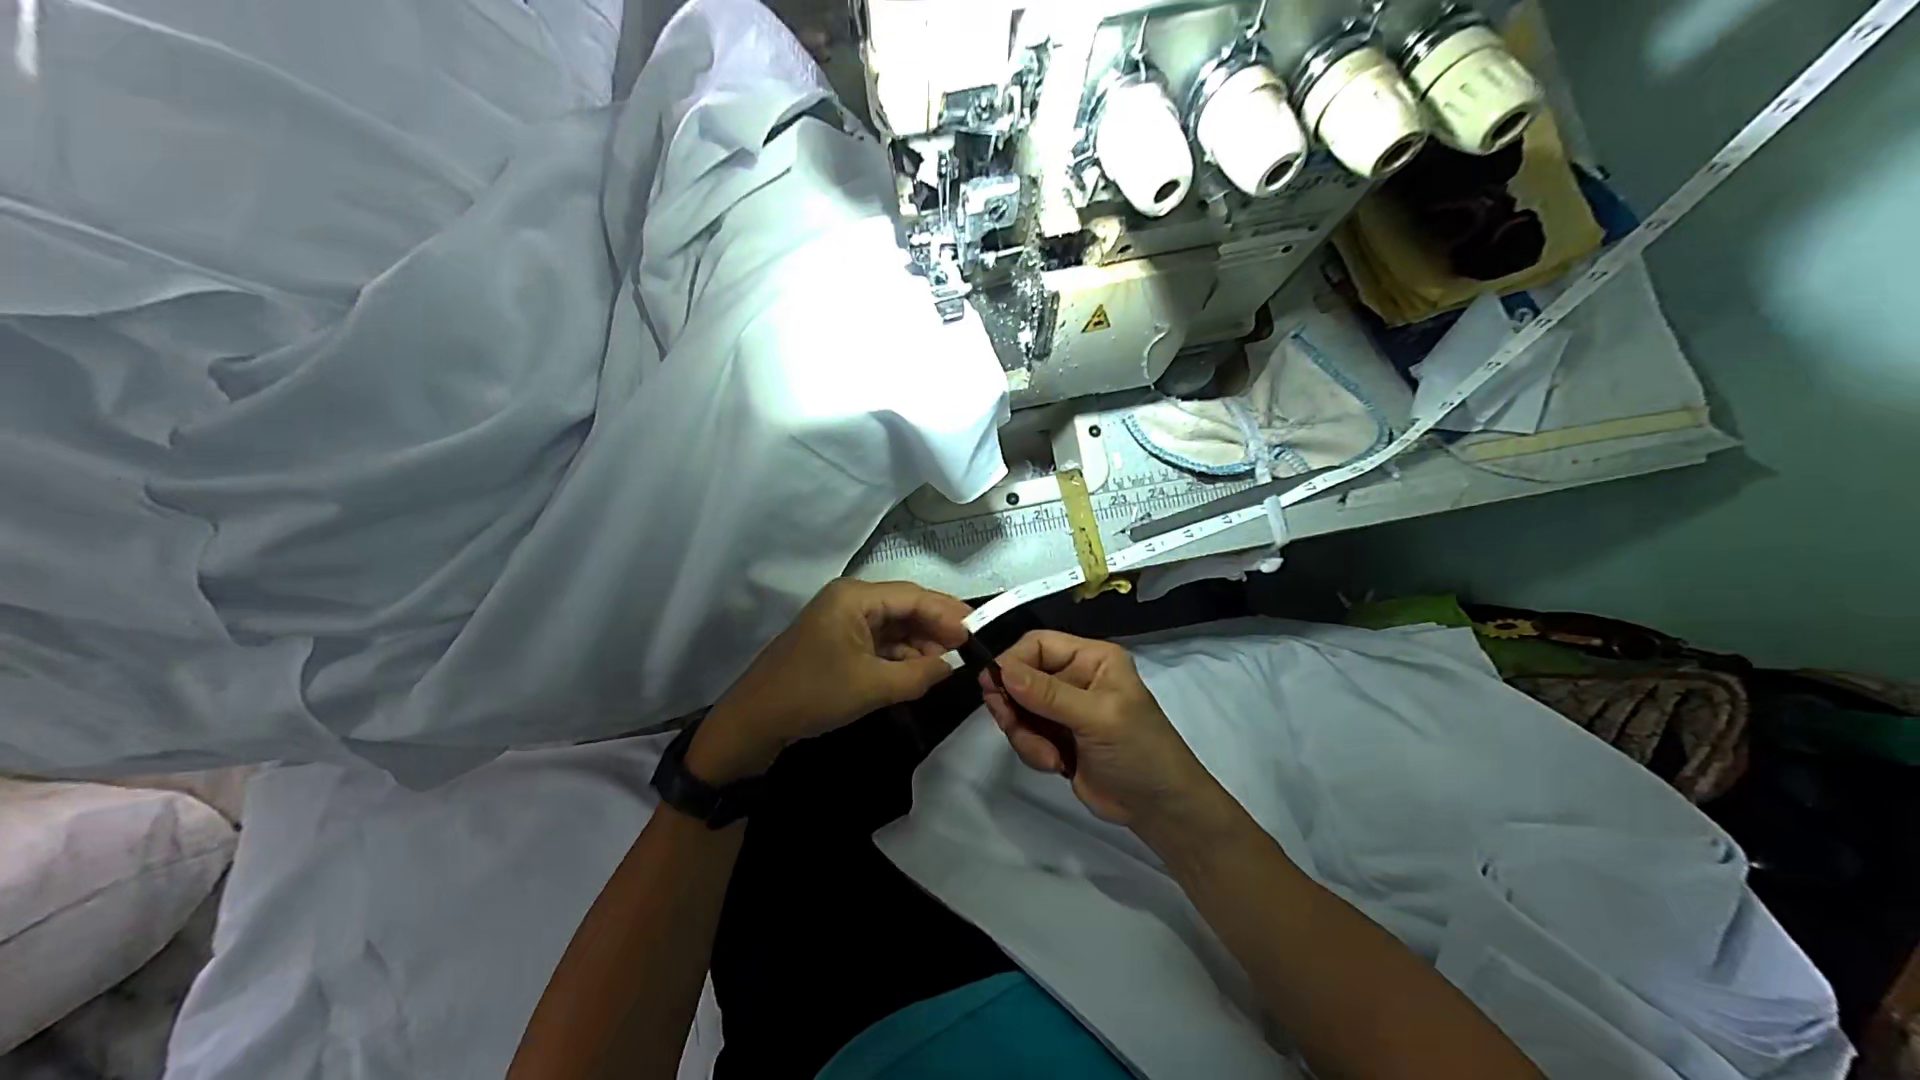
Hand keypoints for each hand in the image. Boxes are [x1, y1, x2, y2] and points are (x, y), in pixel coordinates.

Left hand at [689, 580, 970, 782]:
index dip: (947, 614)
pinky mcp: (838, 642)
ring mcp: (842, 621)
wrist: (754, 722)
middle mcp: (849, 600)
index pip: (913, 596)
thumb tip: (951, 666)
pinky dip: (900, 655)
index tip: (976, 634)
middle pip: (904, 607)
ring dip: (919, 643)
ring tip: (947, 664)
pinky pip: (879, 642)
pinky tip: (920, 670)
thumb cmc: (814, 694)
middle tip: (968, 648)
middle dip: (936, 627)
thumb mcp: (873, 686)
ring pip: (893, 625)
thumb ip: (919, 674)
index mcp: (854, 597)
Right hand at [980, 630, 1228, 832]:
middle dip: (1014, 705)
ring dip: (1025, 734)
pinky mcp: (1055, 737)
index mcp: (1092, 658)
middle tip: (1011, 724)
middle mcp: (1075, 677)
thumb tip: (1002, 670)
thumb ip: (1049, 694)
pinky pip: (1024, 734)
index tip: (994, 688)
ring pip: (1017, 708)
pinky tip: (1057, 765)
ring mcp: (1063, 709)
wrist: (1159, 808)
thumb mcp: (1098, 718)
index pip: (1038, 644)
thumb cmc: (1140, 751)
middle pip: (1020, 676)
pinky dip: (1032, 750)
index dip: (1012, 662)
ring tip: (1050, 756)